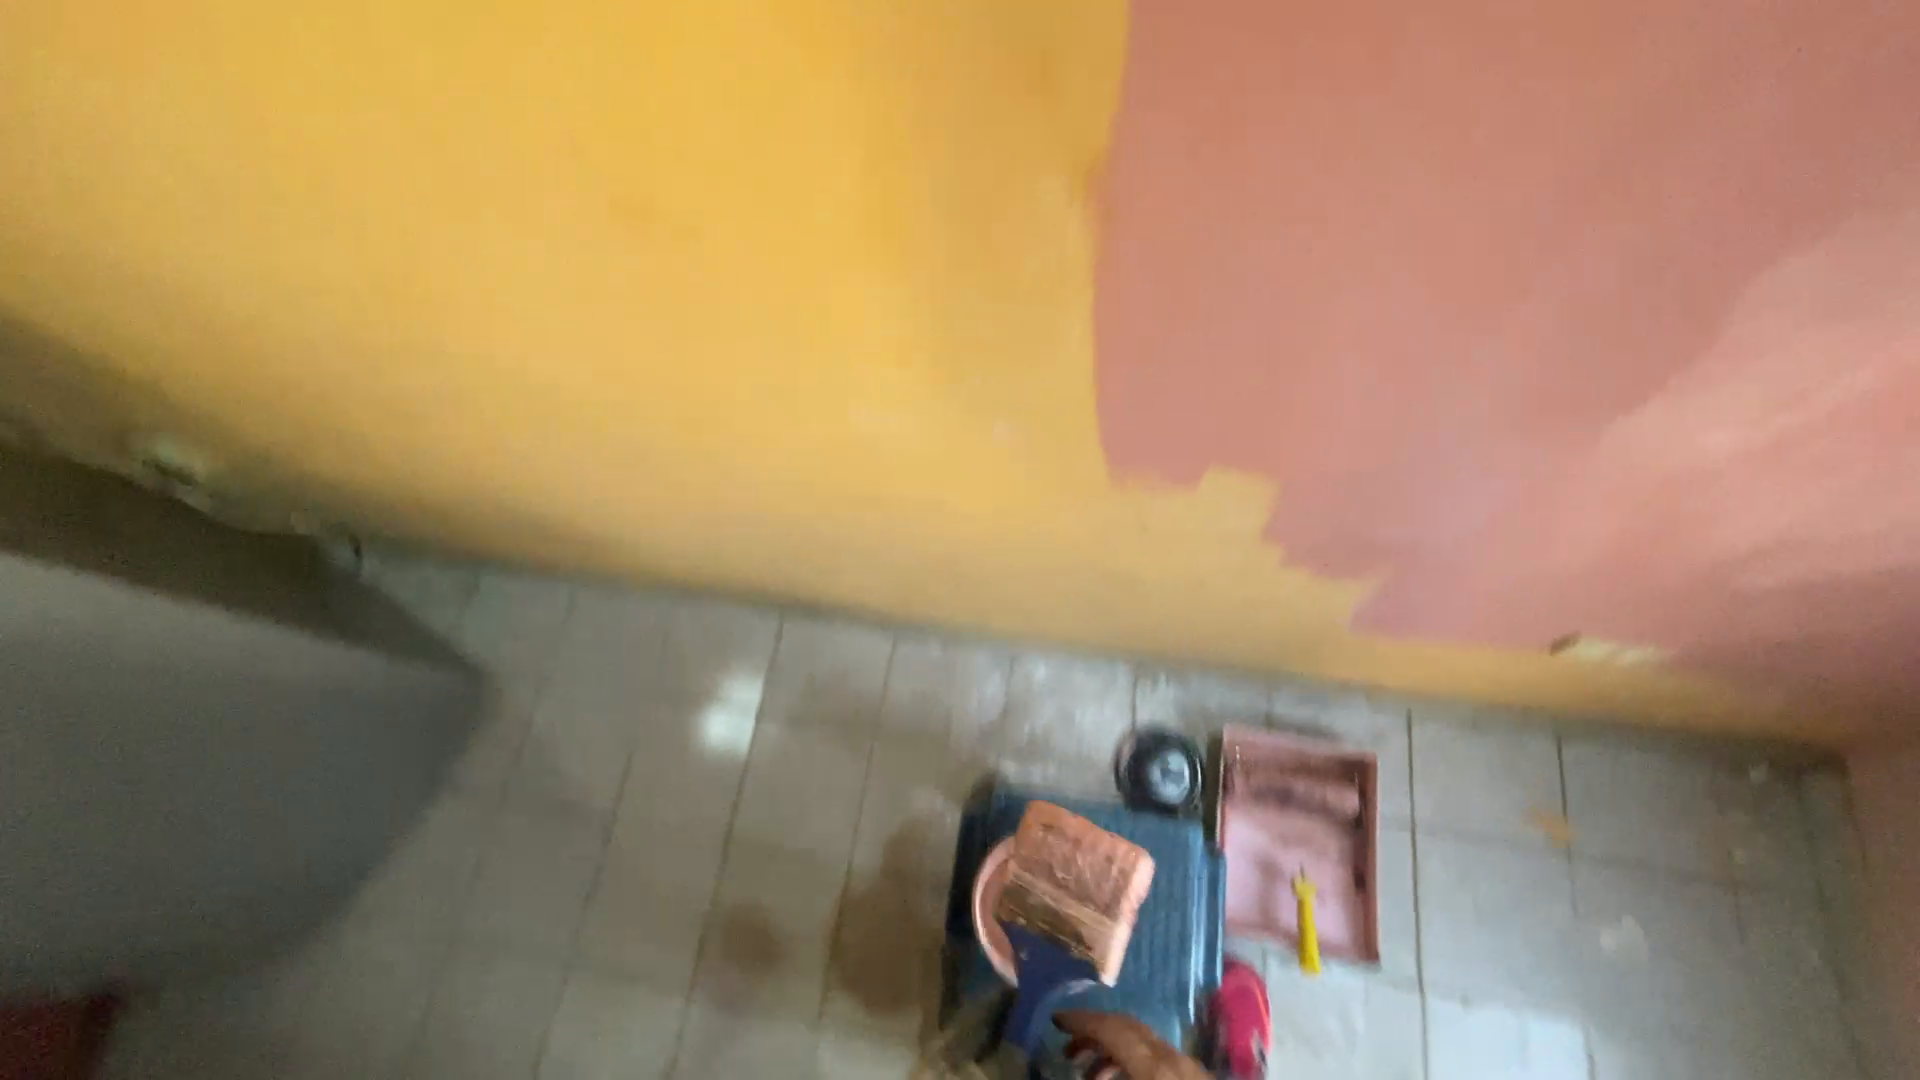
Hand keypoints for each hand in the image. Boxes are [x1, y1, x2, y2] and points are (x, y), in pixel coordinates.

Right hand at [1054, 1010, 1212, 1079]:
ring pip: (1145, 1045)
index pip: (1112, 1028)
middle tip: (1066, 1049)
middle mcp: (1174, 1059)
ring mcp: (1191, 1070)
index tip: (1055, 1020)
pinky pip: (1159, 1062)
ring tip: (1089, 1076)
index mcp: (1155, 1067)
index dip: (1081, 1021)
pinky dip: (1134, 1065)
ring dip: (1114, 1052)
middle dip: (1095, 1034)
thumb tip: (1083, 1075)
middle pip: (1128, 1029)